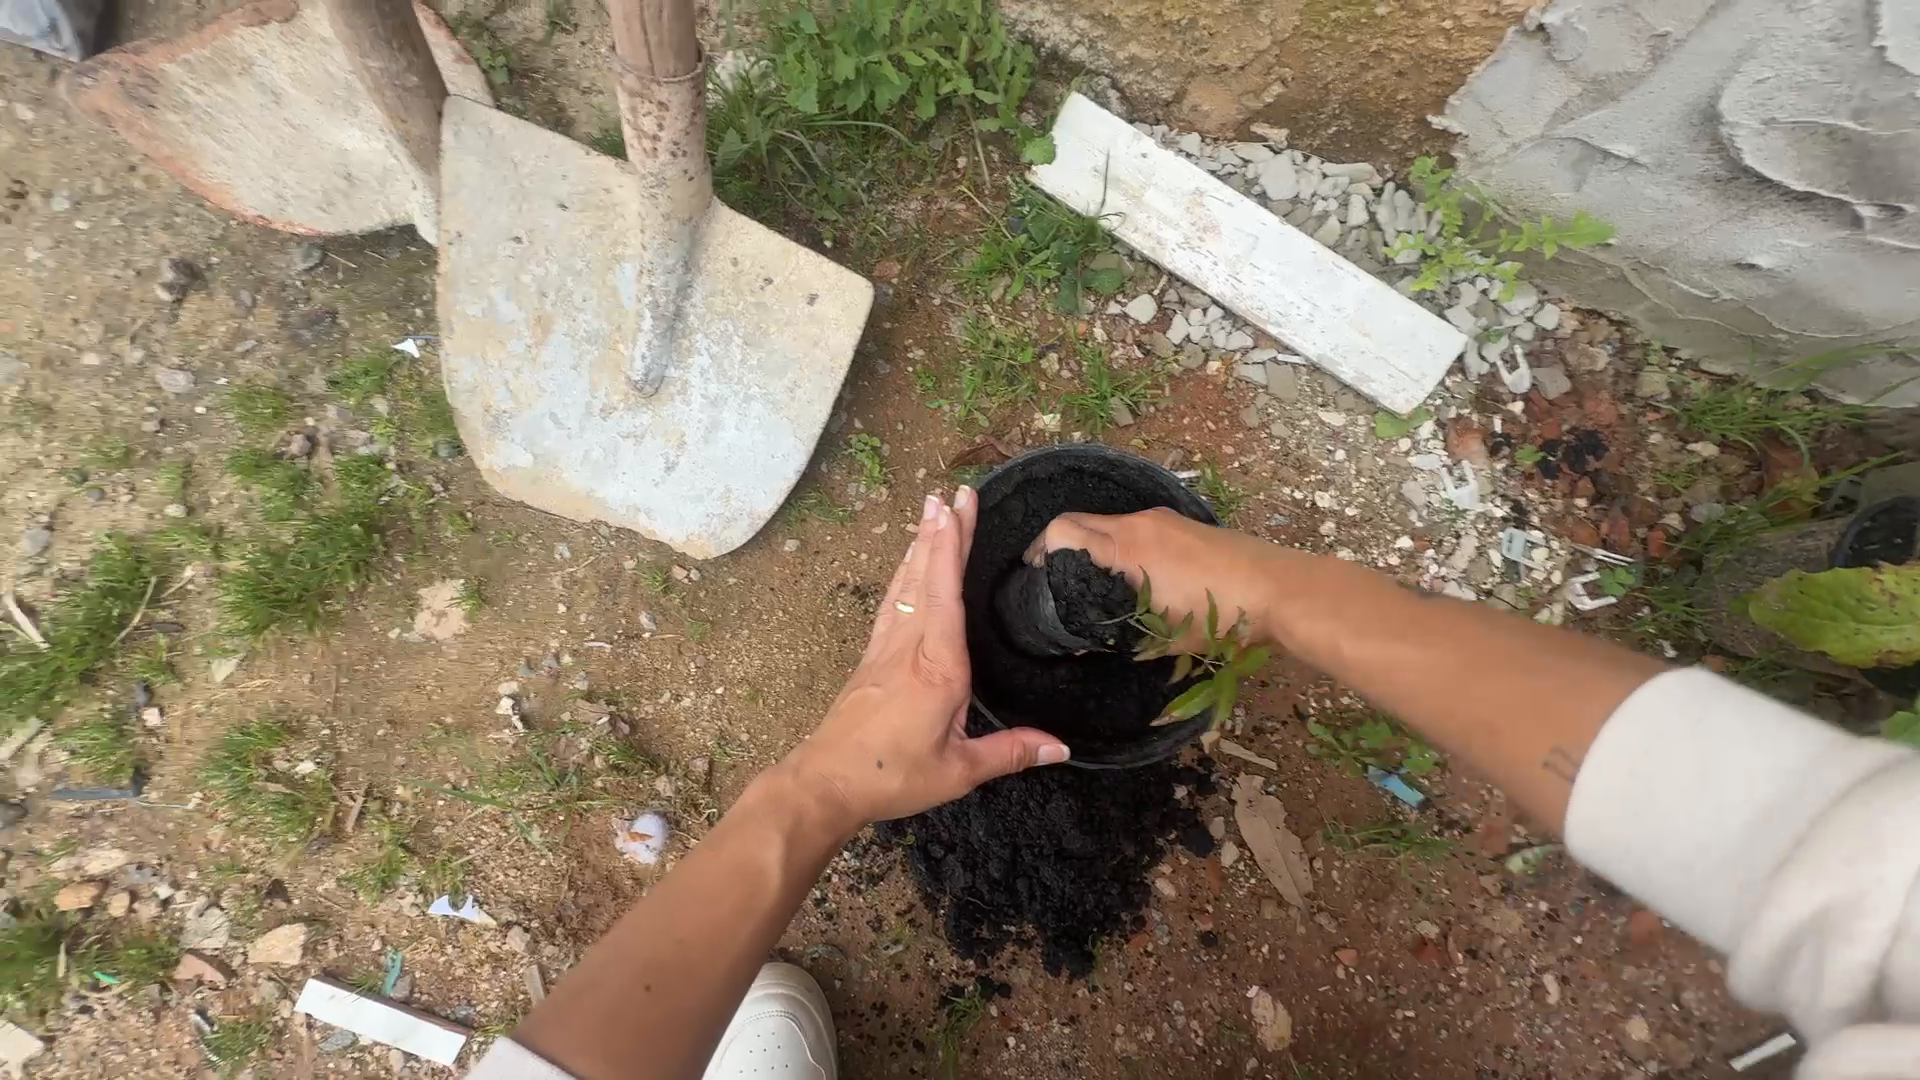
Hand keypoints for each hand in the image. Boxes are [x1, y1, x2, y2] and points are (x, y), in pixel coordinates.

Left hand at [780, 487, 1069, 831]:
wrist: (826, 782)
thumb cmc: (892, 775)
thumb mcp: (959, 770)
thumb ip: (1011, 752)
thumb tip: (1063, 748)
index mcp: (938, 665)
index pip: (947, 590)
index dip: (953, 544)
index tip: (958, 505)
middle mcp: (910, 645)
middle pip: (926, 575)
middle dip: (940, 531)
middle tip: (952, 492)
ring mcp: (886, 647)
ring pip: (905, 583)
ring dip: (919, 545)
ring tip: (929, 512)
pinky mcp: (872, 657)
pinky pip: (892, 603)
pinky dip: (903, 574)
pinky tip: (906, 565)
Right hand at [1025, 507, 1284, 650]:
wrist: (1282, 589)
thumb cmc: (1220, 615)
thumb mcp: (1163, 636)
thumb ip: (1120, 634)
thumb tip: (1087, 642)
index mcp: (1127, 547)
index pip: (1064, 529)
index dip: (1040, 547)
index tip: (1033, 570)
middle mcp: (1140, 522)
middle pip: (1082, 520)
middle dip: (1060, 542)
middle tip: (1051, 571)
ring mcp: (1164, 519)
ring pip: (1111, 523)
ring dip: (1093, 541)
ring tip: (1090, 575)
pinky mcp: (1184, 523)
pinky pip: (1136, 526)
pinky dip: (1120, 542)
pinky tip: (1131, 570)